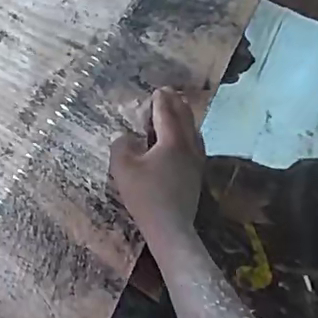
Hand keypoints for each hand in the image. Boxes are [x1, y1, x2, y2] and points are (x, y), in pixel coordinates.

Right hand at [110, 88, 206, 244]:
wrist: (170, 228)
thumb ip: (121, 146)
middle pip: (185, 119)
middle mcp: (188, 147)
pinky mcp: (196, 176)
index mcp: (171, 141)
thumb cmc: (145, 196)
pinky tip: (187, 140)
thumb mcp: (123, 168)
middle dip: (177, 104)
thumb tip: (127, 137)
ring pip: (193, 132)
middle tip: (170, 94)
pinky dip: (190, 134)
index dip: (161, 101)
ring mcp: (196, 162)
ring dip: (186, 118)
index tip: (158, 90)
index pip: (166, 114)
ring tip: (180, 111)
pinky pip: (195, 145)